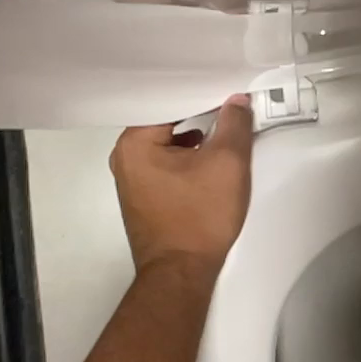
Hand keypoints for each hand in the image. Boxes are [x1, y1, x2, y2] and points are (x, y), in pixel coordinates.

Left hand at [111, 95, 254, 272]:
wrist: (183, 274)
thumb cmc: (200, 215)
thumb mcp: (228, 162)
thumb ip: (234, 123)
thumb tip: (236, 100)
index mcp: (134, 142)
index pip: (170, 101)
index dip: (201, 92)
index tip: (226, 86)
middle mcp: (124, 156)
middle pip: (168, 120)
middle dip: (199, 112)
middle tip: (229, 101)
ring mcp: (132, 178)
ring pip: (168, 141)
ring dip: (195, 134)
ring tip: (226, 125)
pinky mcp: (144, 195)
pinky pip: (167, 160)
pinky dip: (188, 154)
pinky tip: (211, 154)